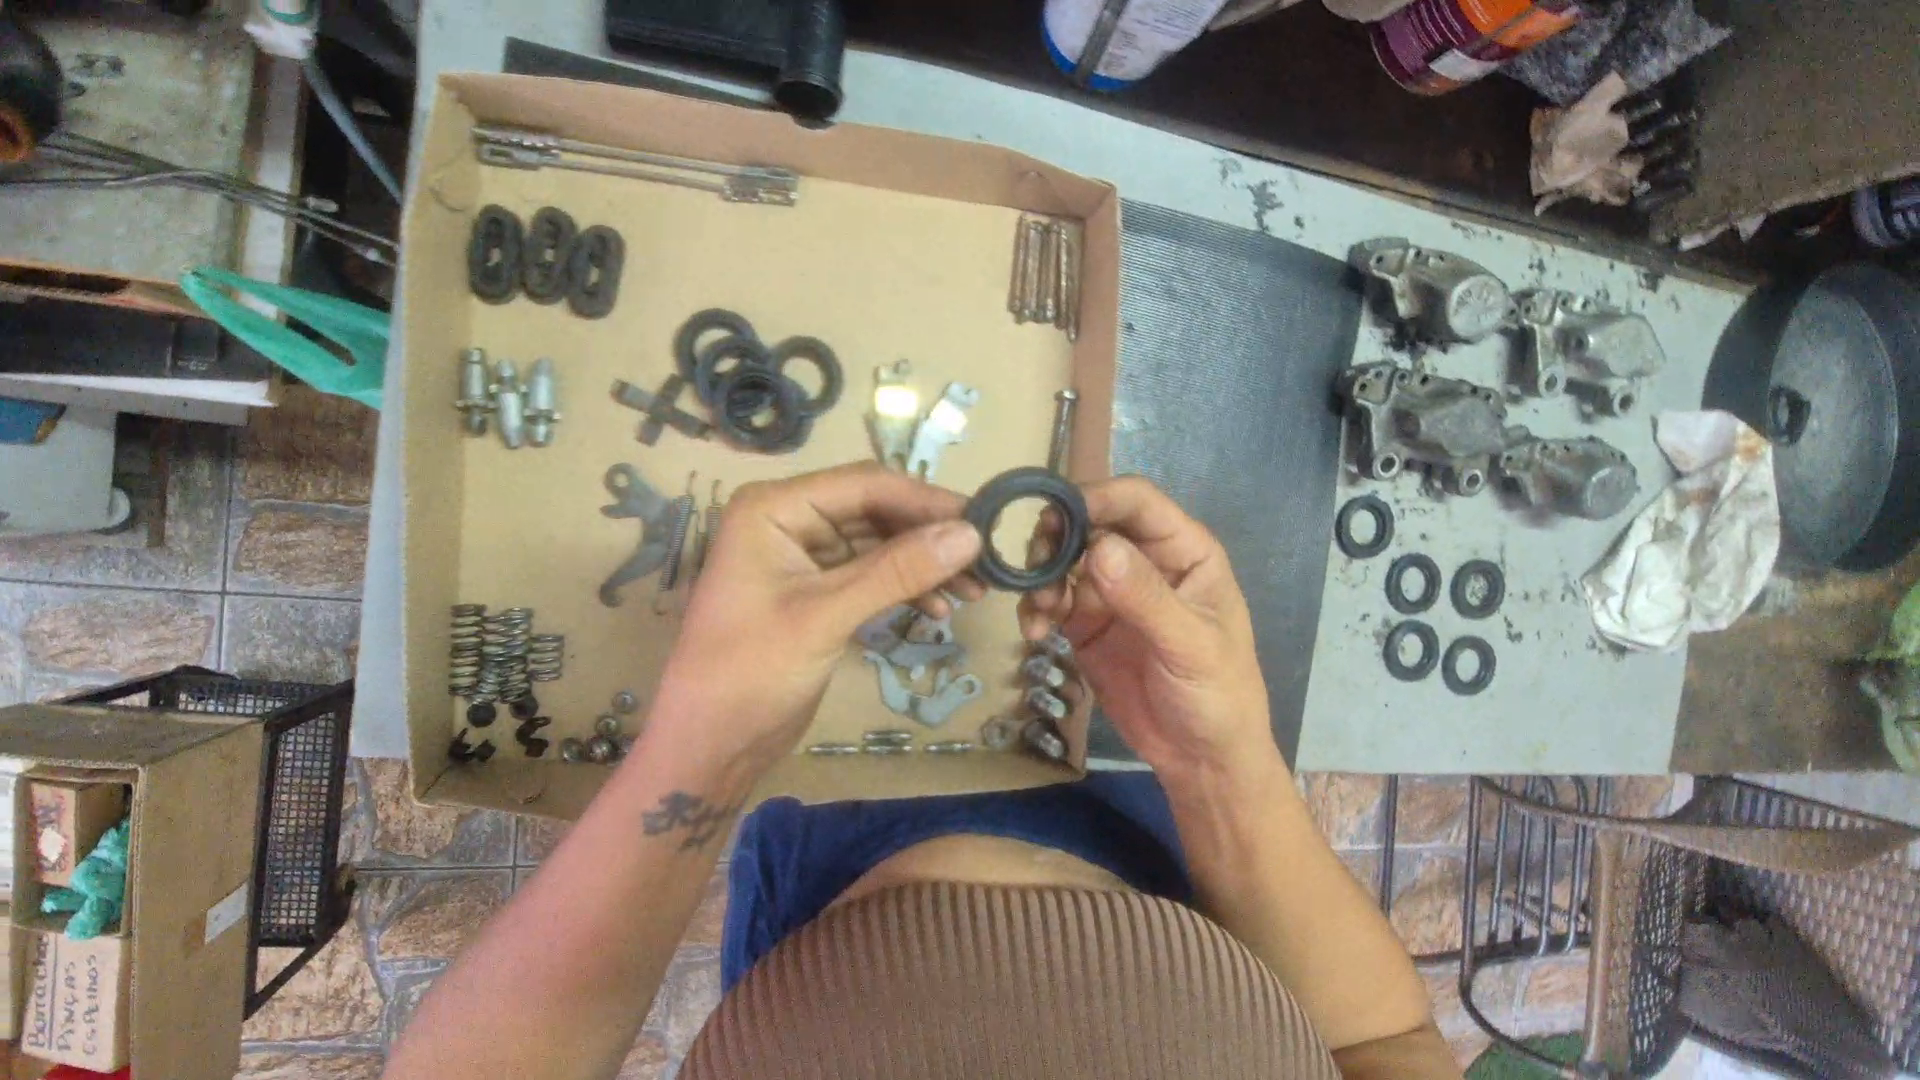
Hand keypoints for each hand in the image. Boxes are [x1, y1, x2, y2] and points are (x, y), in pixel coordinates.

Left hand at [646, 464, 983, 773]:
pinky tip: (937, 608)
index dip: (927, 501)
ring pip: (879, 543)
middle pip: (876, 510)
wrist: (710, 745)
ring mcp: (803, 557)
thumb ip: (898, 571)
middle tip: (986, 560)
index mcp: (774, 508)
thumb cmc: (752, 671)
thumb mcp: (826, 616)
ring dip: (923, 563)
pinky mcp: (816, 592)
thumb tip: (972, 535)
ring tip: (974, 590)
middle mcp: (789, 521)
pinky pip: (871, 574)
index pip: (865, 485)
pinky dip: (905, 587)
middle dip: (929, 535)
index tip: (985, 521)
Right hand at [1019, 476, 1281, 786]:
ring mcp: (1112, 592)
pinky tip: (1035, 632)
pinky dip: (1037, 609)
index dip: (1096, 498)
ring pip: (1064, 561)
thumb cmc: (1217, 694)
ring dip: (1042, 576)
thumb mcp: (1189, 645)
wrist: (1201, 758)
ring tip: (1040, 609)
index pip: (1137, 502)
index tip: (1055, 515)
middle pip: (1091, 524)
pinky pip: (1053, 602)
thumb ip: (1145, 597)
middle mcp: (1144, 561)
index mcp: (1183, 551)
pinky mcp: (1087, 624)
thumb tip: (1097, 549)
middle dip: (1058, 538)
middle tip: (1035, 563)